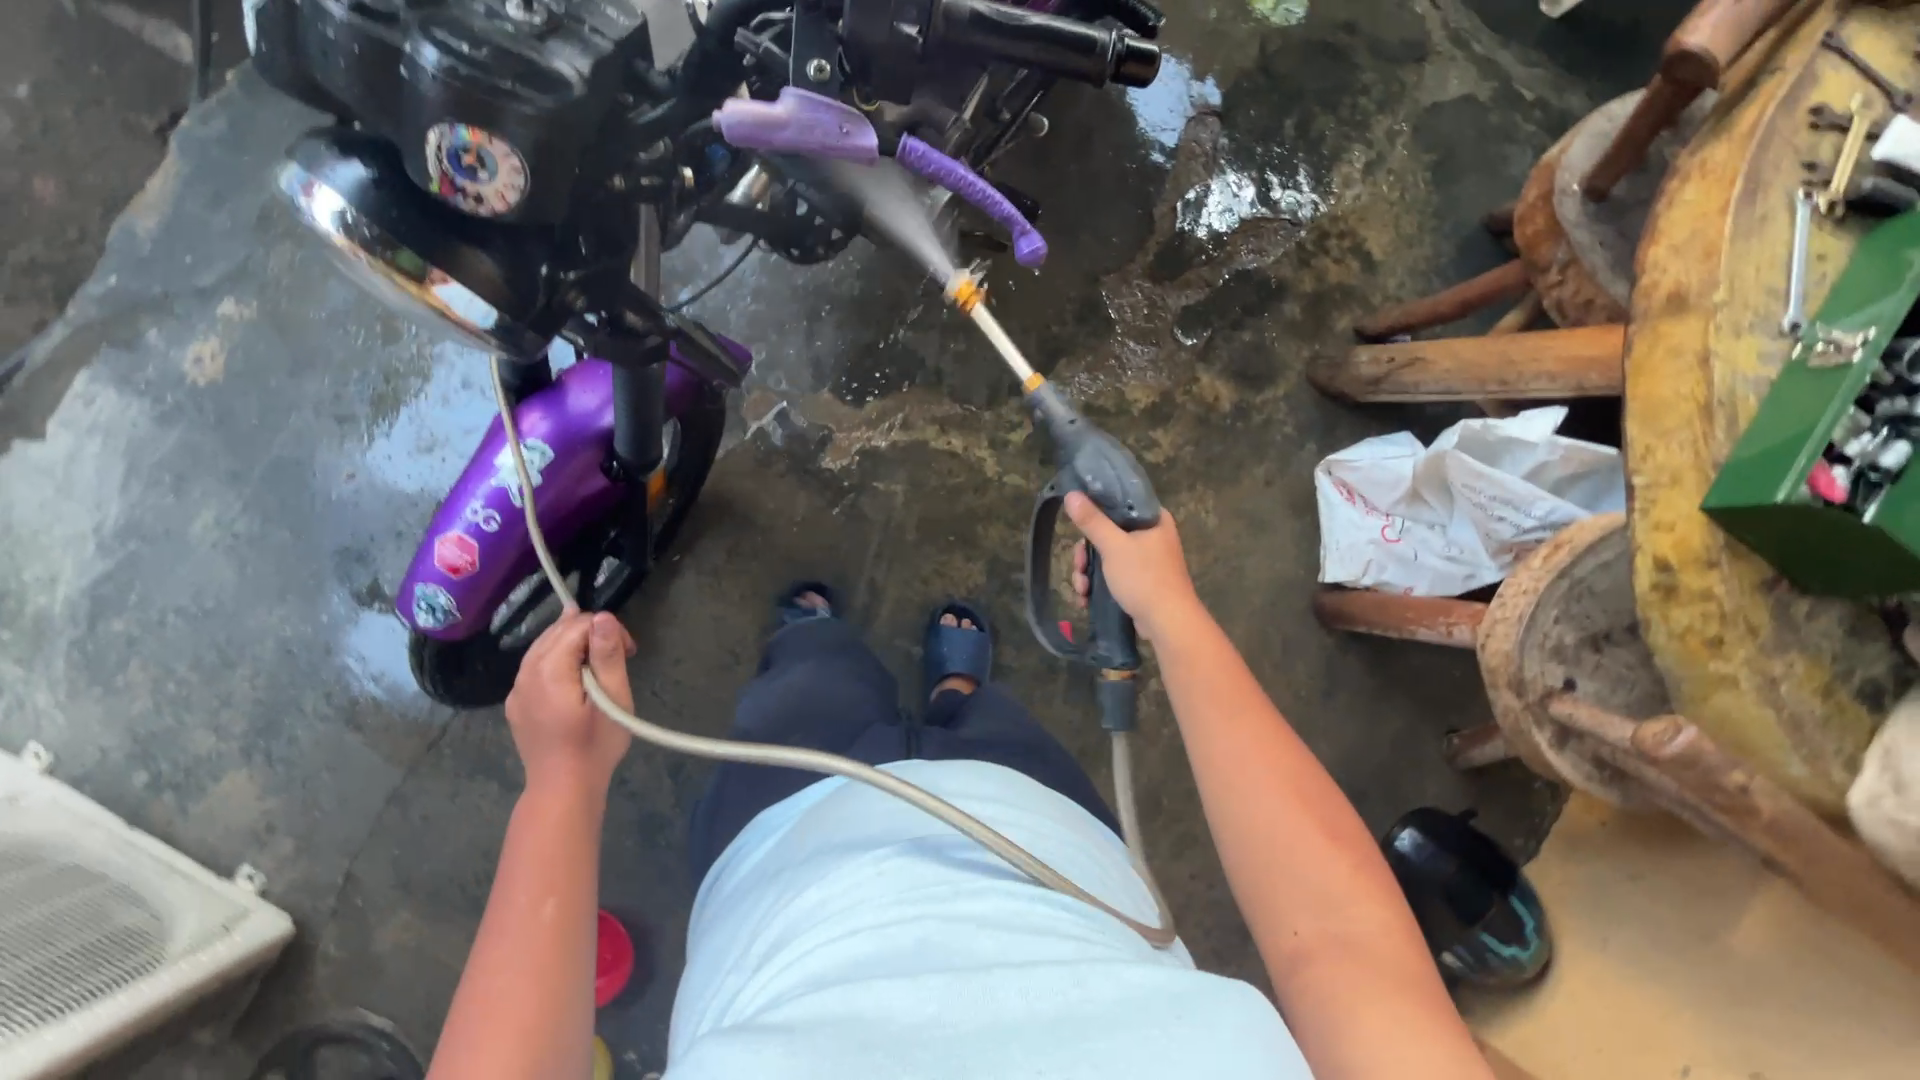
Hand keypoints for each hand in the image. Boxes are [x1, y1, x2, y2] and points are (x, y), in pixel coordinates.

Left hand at [505, 610, 635, 792]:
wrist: (562, 789)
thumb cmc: (595, 745)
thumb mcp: (612, 698)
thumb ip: (607, 655)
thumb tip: (603, 617)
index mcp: (549, 668)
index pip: (577, 625)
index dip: (608, 630)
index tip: (630, 653)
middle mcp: (525, 673)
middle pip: (557, 631)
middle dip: (590, 634)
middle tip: (619, 657)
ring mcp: (516, 690)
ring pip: (543, 647)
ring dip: (573, 646)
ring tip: (600, 665)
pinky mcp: (516, 704)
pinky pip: (535, 668)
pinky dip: (557, 662)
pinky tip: (575, 681)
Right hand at [1065, 491, 1201, 640]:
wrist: (1167, 623)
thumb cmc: (1144, 578)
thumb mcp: (1114, 546)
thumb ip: (1092, 520)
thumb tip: (1071, 494)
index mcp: (1153, 519)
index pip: (1119, 503)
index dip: (1095, 511)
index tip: (1078, 523)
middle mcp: (1151, 535)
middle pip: (1107, 533)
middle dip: (1086, 554)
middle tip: (1080, 566)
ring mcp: (1145, 560)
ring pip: (1105, 557)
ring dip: (1088, 573)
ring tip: (1082, 590)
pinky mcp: (1139, 581)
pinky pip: (1112, 575)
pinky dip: (1097, 585)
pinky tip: (1086, 599)